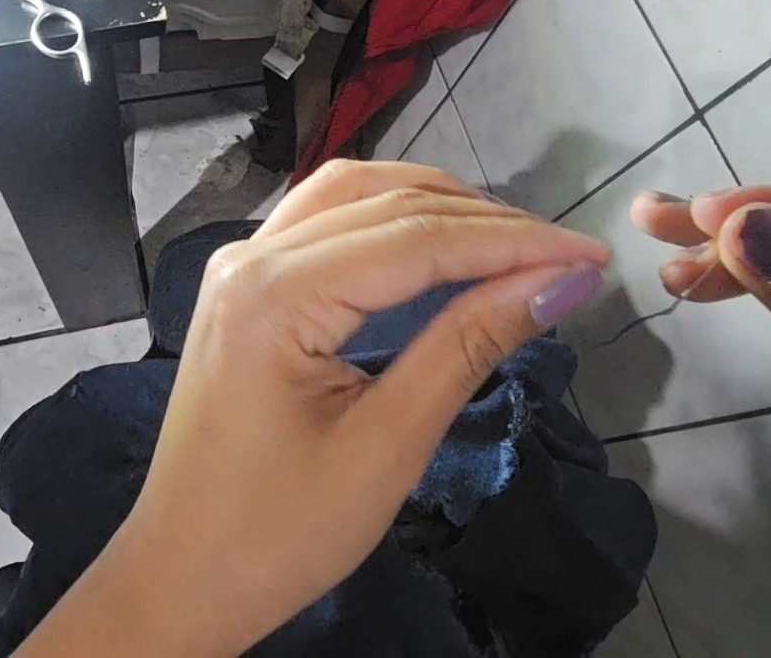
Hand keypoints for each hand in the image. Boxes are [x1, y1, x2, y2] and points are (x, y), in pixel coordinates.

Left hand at [18, 160, 610, 657]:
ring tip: (508, 240)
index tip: (587, 255)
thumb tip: (556, 283)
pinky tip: (432, 240)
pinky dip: (387, 218)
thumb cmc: (279, 533)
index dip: (510, 241)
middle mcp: (250, 254)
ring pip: (351, 194)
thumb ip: (469, 345)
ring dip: (433, 205)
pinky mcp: (245, 280)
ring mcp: (240, 261)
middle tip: (560, 253)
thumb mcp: (388, 444)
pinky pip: (324, 220)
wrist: (182, 574)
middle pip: (384, 203)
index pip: (415, 239)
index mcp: (275, 293)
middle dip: (481, 221)